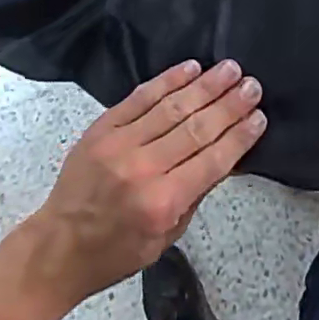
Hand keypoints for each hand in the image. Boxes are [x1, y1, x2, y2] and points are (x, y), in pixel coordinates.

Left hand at [23, 59, 266, 307]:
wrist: (59, 246)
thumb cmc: (117, 250)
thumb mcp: (168, 235)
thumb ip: (197, 192)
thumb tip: (228, 153)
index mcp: (162, 203)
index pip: (212, 160)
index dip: (239, 136)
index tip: (259, 116)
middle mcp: (142, 169)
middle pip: (196, 128)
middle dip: (229, 105)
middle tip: (253, 85)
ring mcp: (119, 144)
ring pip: (171, 107)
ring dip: (205, 86)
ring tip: (230, 69)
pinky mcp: (102, 127)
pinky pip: (140, 97)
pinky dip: (167, 80)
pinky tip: (190, 68)